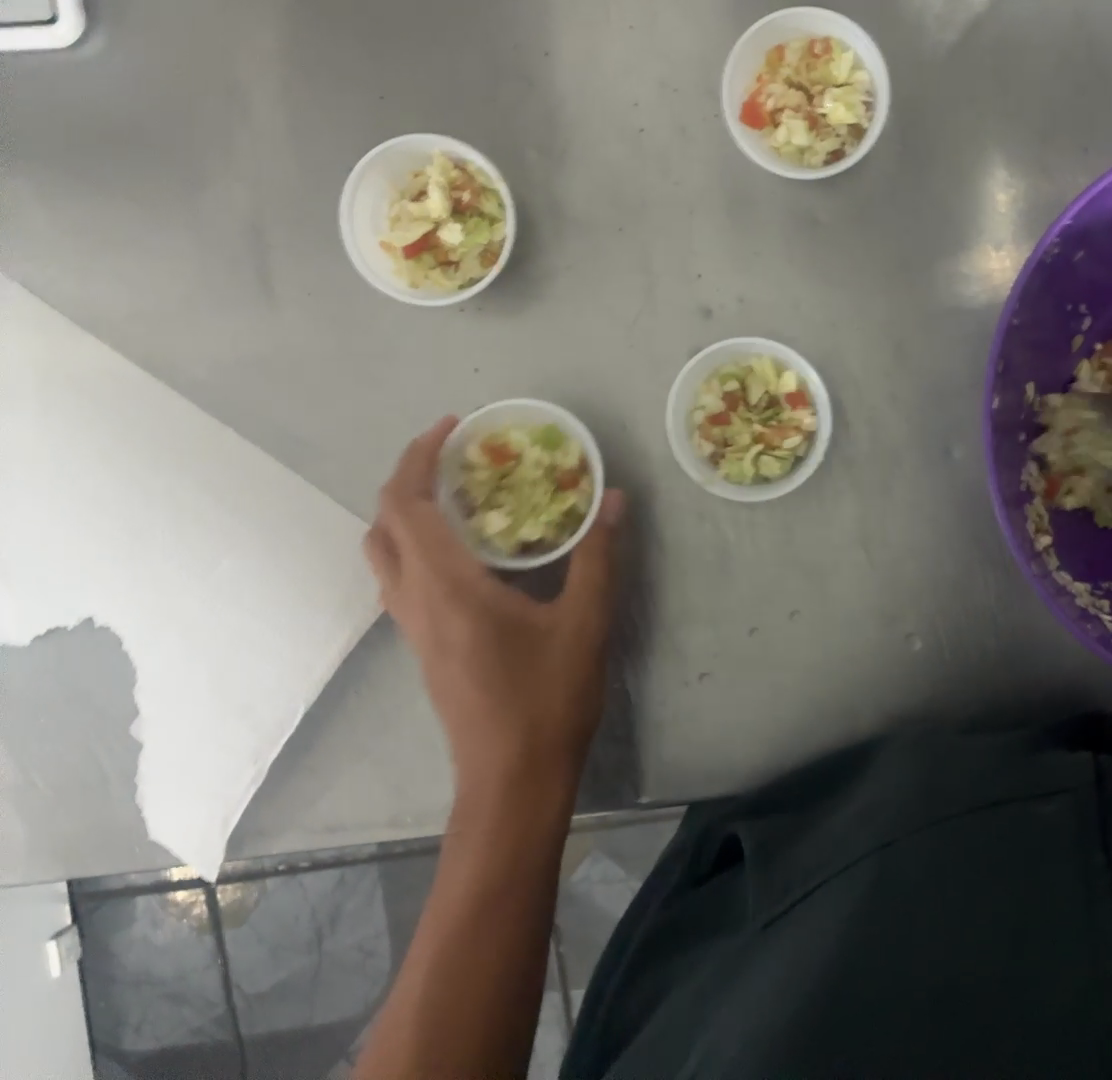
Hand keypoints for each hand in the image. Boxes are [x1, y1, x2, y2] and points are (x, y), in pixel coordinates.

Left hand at [363, 416, 627, 797]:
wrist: (513, 775)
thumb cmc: (548, 698)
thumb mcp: (586, 623)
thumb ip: (598, 558)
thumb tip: (615, 500)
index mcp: (448, 586)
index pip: (406, 505)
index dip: (418, 458)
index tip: (452, 429)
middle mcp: (415, 601)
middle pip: (382, 525)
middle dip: (408, 481)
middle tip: (456, 462)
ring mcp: (413, 629)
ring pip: (384, 556)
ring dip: (407, 516)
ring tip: (460, 502)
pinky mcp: (425, 649)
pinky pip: (402, 581)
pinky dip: (419, 549)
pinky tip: (469, 559)